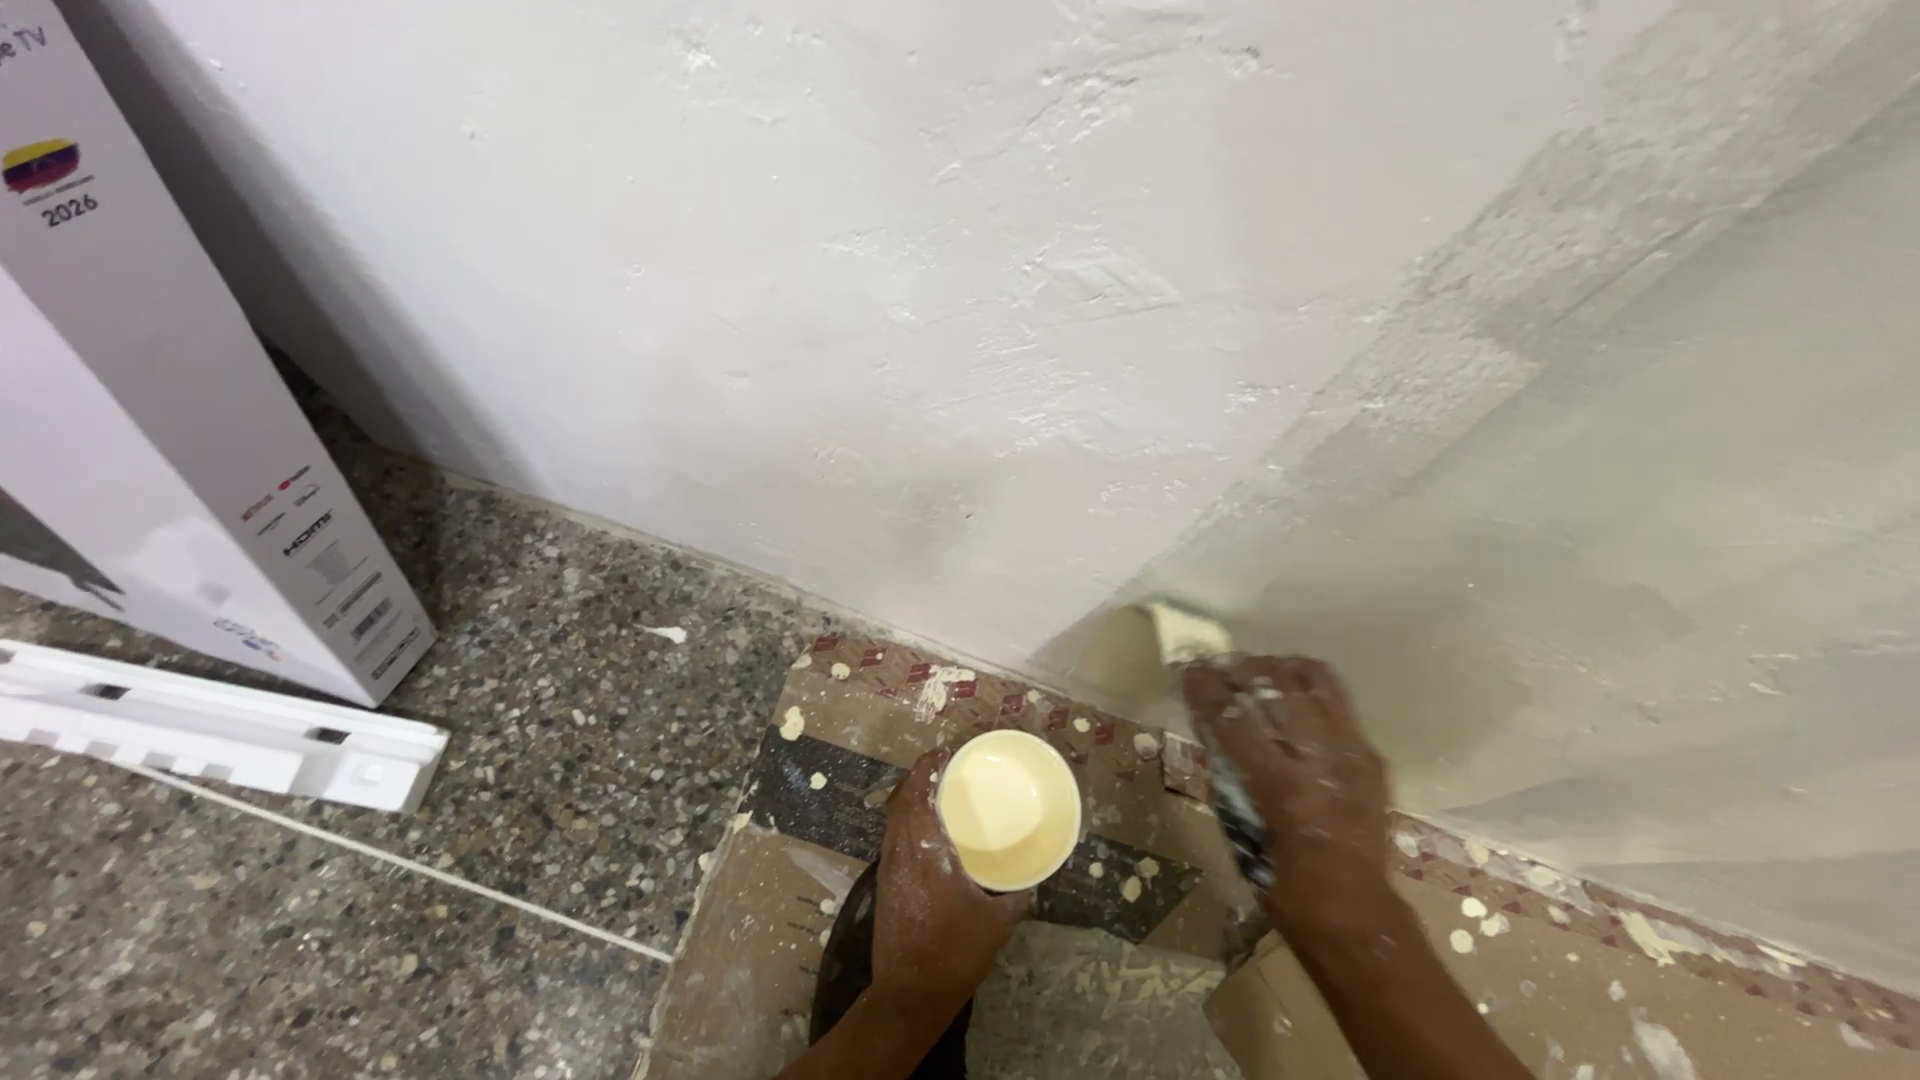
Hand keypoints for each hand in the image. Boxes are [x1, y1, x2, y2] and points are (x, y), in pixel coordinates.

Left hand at [872, 747, 1031, 1011]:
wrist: (909, 994)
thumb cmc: (953, 953)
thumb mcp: (996, 924)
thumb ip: (1016, 898)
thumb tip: (1033, 884)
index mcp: (925, 850)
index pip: (918, 793)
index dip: (927, 767)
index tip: (944, 751)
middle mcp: (900, 852)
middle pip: (901, 800)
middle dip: (919, 778)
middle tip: (945, 768)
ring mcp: (888, 869)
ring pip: (894, 820)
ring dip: (910, 799)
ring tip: (937, 793)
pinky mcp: (885, 886)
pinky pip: (894, 839)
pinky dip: (907, 823)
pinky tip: (927, 833)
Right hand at [1182, 656, 1394, 939]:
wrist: (1355, 914)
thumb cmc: (1281, 883)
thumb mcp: (1240, 830)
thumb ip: (1229, 775)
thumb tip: (1213, 731)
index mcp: (1282, 787)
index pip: (1235, 720)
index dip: (1207, 690)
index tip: (1191, 669)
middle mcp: (1321, 761)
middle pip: (1279, 687)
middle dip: (1244, 669)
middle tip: (1223, 667)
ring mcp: (1352, 754)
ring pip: (1317, 682)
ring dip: (1282, 670)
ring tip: (1260, 671)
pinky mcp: (1371, 758)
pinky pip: (1338, 706)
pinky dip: (1311, 693)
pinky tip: (1293, 700)